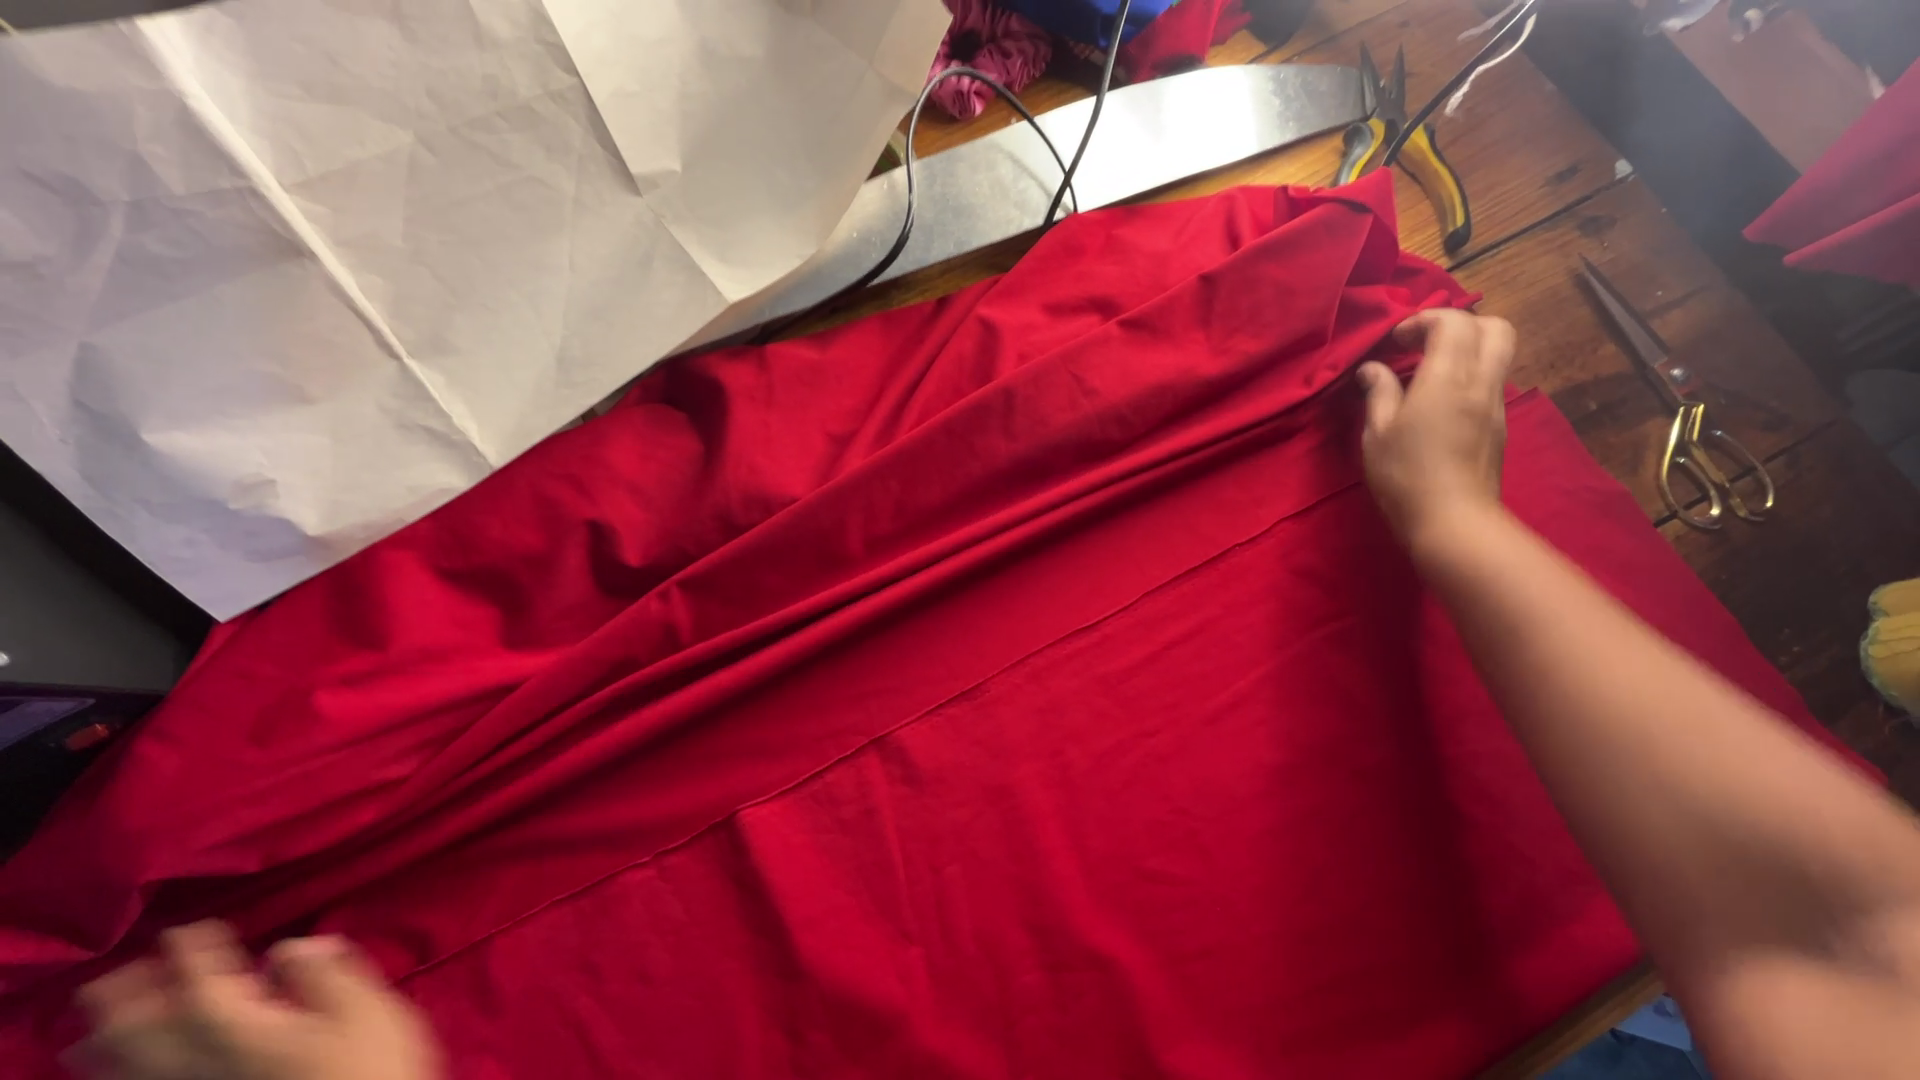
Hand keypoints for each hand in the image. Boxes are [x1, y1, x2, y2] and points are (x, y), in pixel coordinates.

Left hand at [72, 921, 441, 1079]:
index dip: (193, 954)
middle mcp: (208, 1064)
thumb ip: (327, 975)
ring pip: (137, 1068)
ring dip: (115, 1041)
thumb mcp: (365, 1011)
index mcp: (248, 1032)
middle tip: (124, 972)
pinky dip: (131, 1073)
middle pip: (146, 1034)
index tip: (188, 928)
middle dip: (130, 1000)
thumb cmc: (368, 1066)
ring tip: (104, 1022)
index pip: (204, 986)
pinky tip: (133, 1068)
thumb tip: (295, 946)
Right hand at [1355, 309, 1514, 546]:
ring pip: (1498, 354)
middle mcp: (1480, 383)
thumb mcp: (1377, 433)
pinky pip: (1490, 382)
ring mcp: (1495, 405)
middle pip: (1493, 327)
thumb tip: (1373, 370)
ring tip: (1428, 373)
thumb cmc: (1404, 476)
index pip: (1453, 322)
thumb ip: (1378, 393)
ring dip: (1466, 351)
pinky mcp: (1498, 426)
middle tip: (1423, 345)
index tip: (1396, 341)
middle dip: (1459, 325)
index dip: (1424, 320)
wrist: (1453, 521)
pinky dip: (1469, 376)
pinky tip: (1438, 403)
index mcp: (1448, 378)